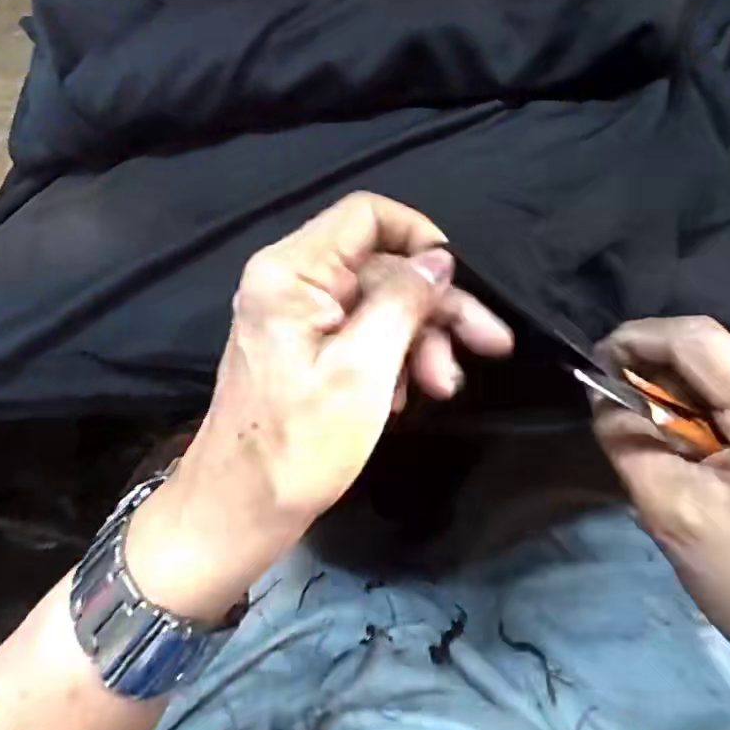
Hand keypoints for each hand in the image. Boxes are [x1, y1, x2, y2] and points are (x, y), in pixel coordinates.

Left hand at [126, 193, 512, 620]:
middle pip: (385, 266)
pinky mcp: (313, 345)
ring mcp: (303, 315)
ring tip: (444, 385)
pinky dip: (398, 356)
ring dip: (423, 339)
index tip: (454, 276)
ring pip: (384, 301)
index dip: (418, 235)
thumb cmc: (297, 446)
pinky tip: (409, 394)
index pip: (366, 214)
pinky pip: (368, 330)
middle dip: (438, 304)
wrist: (238, 515)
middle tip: (491, 342)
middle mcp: (295, 281)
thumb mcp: (363, 370)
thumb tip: (440, 260)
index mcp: (293, 272)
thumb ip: (404, 303)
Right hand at [593, 317, 729, 729]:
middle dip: (663, 375)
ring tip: (673, 439)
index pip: (702, 341)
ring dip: (691, 393)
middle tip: (627, 408)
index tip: (600, 361)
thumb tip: (602, 387)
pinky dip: (721, 404)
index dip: (641, 339)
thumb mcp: (673, 515)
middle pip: (720, 353)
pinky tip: (712, 444)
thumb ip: (627, 438)